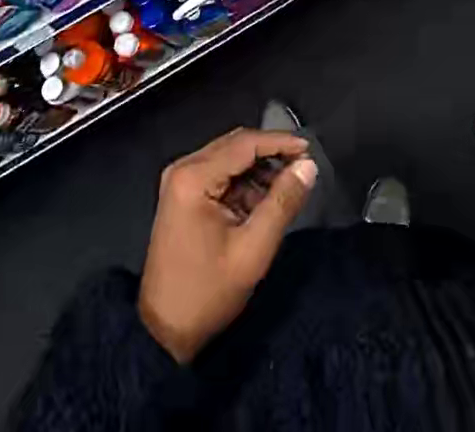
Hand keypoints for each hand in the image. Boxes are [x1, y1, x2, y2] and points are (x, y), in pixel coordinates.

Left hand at [138, 128, 316, 362]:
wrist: (163, 331)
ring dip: (260, 167)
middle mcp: (183, 170)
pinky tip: (264, 199)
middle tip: (303, 166)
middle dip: (272, 152)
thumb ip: (283, 202)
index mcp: (194, 178)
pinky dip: (246, 181)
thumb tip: (308, 165)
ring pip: (230, 157)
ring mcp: (180, 182)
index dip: (281, 142)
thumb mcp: (254, 249)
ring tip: (288, 186)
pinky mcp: (183, 195)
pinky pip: (221, 173)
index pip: (245, 143)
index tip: (310, 150)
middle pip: (236, 144)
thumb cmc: (208, 291)